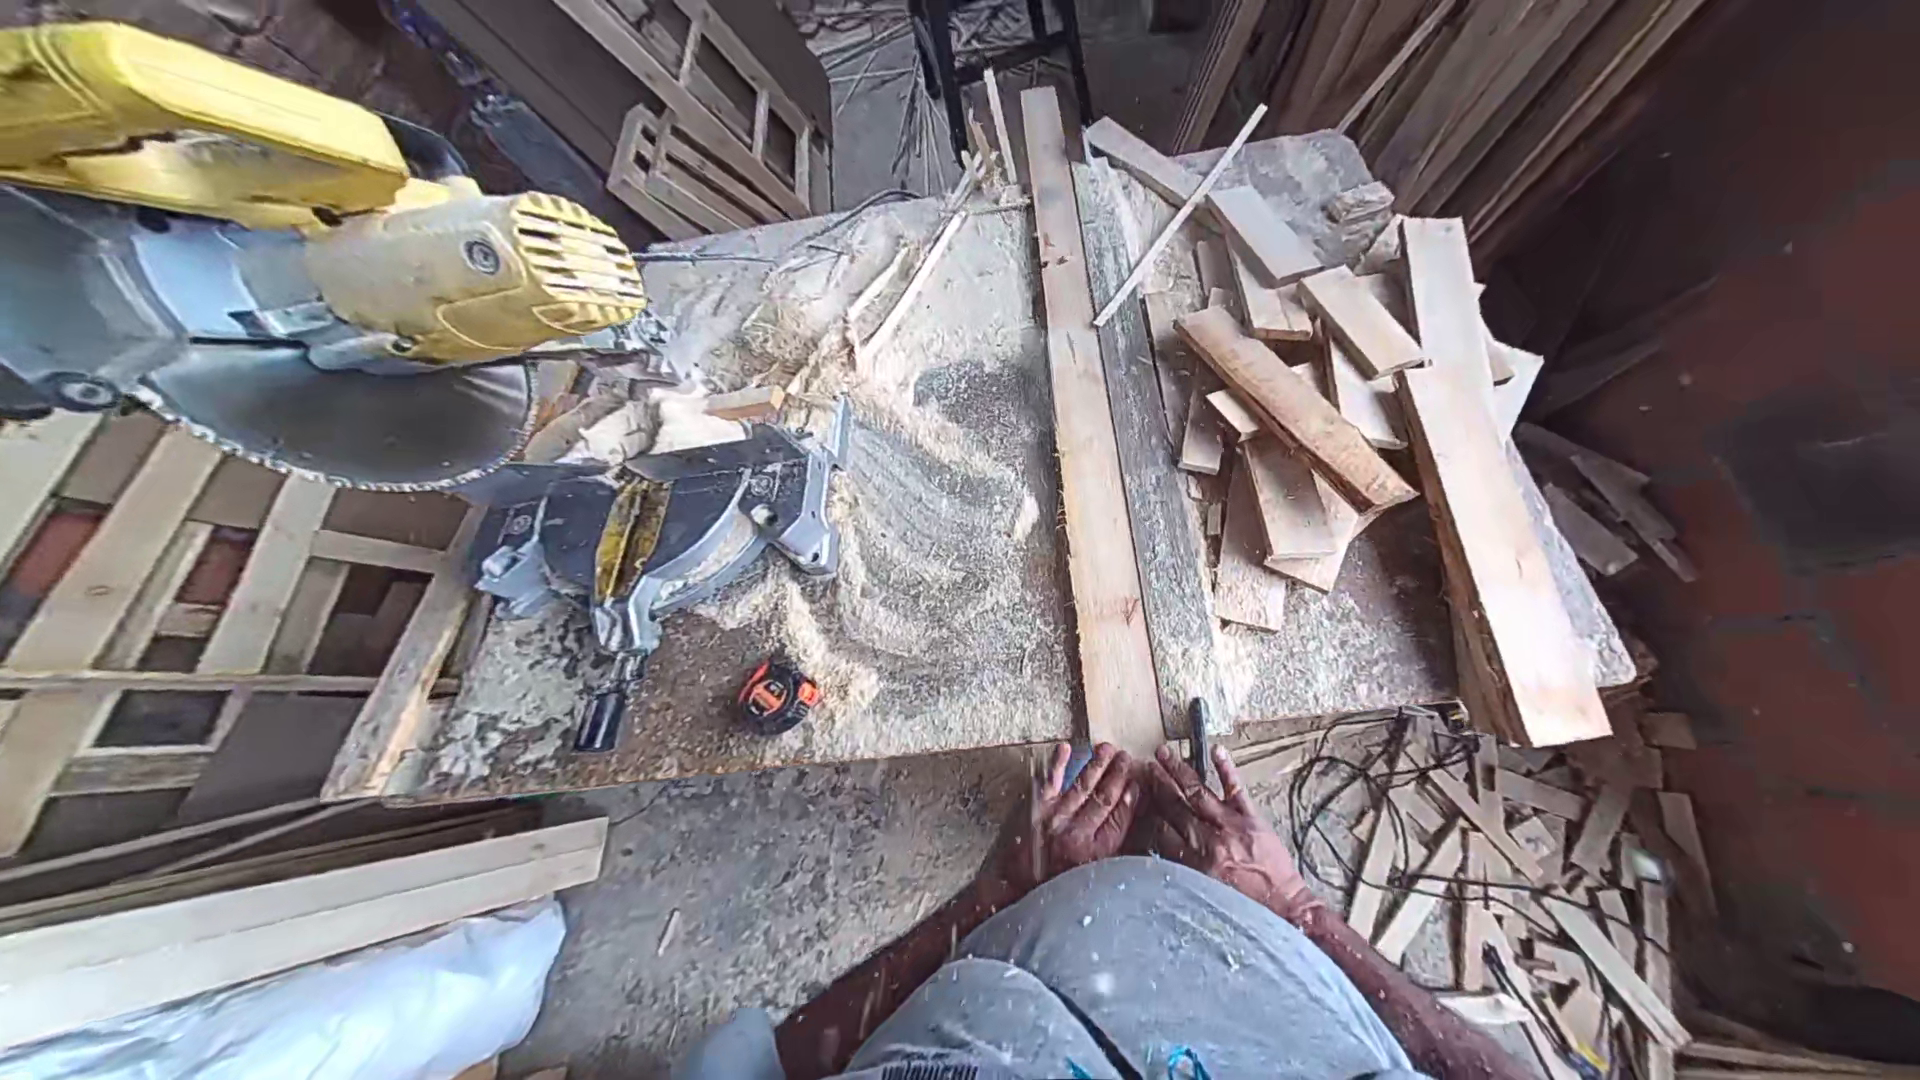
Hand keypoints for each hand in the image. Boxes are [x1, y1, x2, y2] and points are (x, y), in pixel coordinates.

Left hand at [988, 742, 1139, 899]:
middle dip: (1118, 776)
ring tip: (1107, 748)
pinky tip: (1066, 747)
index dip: (1130, 800)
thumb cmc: (1054, 883)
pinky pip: (1050, 781)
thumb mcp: (1090, 876)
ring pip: (1083, 786)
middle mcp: (1077, 833)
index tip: (1138, 783)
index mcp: (1094, 854)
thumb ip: (1108, 854)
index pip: (1119, 820)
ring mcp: (1056, 818)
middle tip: (1127, 758)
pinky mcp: (1036, 809)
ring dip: (1097, 765)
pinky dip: (1058, 763)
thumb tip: (1128, 827)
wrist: (1014, 887)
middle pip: (1104, 798)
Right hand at [1145, 743, 1322, 923]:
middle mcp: (1210, 841)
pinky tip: (1216, 750)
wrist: (1289, 913)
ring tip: (1163, 753)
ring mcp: (1231, 826)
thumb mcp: (1205, 896)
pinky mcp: (1252, 819)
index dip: (1147, 813)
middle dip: (1157, 785)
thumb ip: (1182, 871)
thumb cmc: (1246, 910)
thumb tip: (1158, 851)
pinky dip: (1226, 768)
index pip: (1160, 830)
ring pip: (1197, 791)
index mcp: (1195, 863)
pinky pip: (1235, 789)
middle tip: (1144, 768)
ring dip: (1178, 769)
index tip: (1137, 797)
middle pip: (1174, 806)